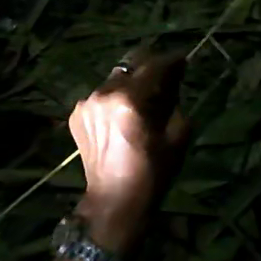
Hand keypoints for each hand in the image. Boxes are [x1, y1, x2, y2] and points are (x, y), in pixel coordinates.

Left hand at [67, 49, 190, 253]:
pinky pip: (101, 96)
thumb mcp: (177, 136)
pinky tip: (121, 117)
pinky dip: (114, 100)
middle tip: (165, 77)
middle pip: (131, 66)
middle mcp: (105, 94)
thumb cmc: (153, 172)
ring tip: (142, 100)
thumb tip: (173, 80)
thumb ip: (175, 101)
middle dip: (150, 69)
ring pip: (115, 80)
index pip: (154, 66)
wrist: (115, 200)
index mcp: (131, 100)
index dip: (172, 60)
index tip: (183, 60)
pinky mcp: (77, 114)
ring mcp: (87, 103)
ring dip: (130, 84)